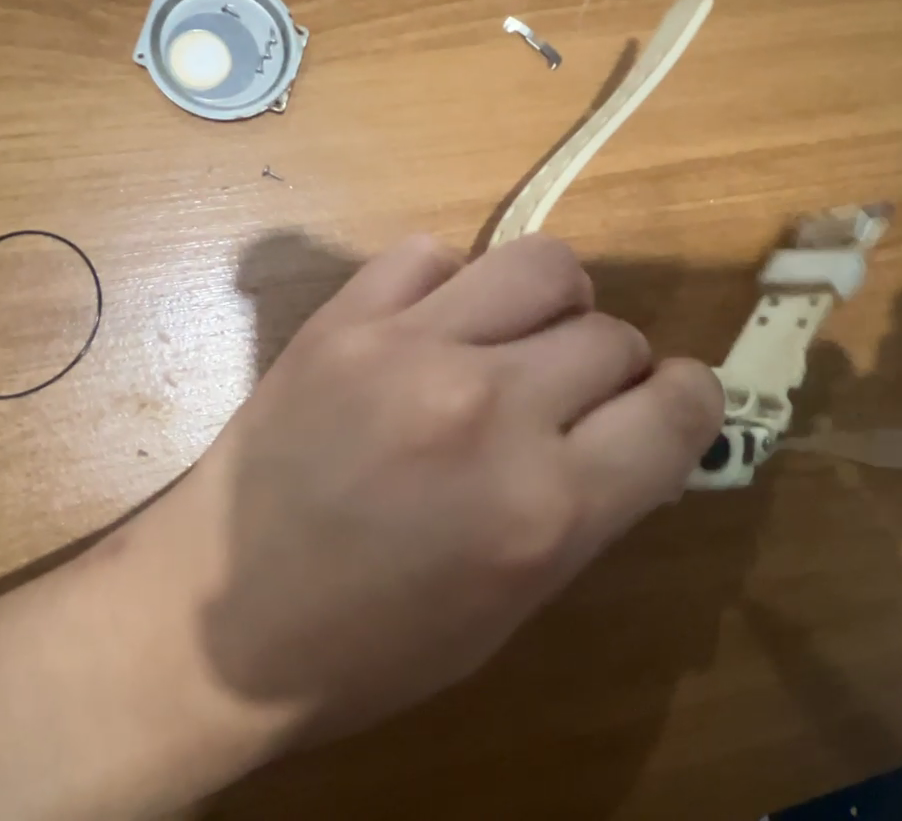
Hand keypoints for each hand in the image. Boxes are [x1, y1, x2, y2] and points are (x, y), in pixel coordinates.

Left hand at [130, 234, 722, 749]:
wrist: (214, 623)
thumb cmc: (372, 645)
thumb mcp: (512, 603)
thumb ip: (588, 506)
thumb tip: (637, 428)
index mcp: (546, 508)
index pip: (679, 409)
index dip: (687, 402)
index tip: (667, 405)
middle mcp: (491, 410)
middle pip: (612, 335)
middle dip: (611, 368)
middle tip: (567, 397)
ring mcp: (411, 349)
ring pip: (544, 264)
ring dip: (552, 304)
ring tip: (516, 340)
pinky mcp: (343, 319)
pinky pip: (434, 255)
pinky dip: (450, 286)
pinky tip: (428, 329)